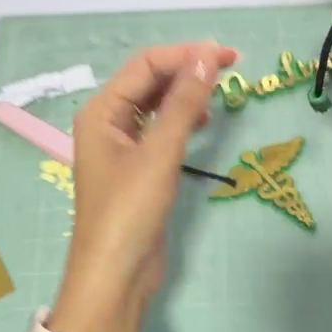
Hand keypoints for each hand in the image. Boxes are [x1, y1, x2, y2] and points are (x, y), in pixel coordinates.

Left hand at [48, 42, 238, 331]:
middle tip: (230, 69)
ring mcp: (121, 147)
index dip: (184, 55)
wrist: (115, 276)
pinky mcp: (137, 170)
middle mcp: (107, 123)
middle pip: (148, 82)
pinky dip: (181, 122)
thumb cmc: (129, 212)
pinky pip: (160, 131)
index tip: (226, 56)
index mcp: (101, 112)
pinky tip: (202, 124)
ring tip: (218, 96)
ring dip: (185, 95)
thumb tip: (206, 58)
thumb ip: (183, 104)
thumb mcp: (159, 154)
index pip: (144, 66)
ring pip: (155, 106)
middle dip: (186, 71)